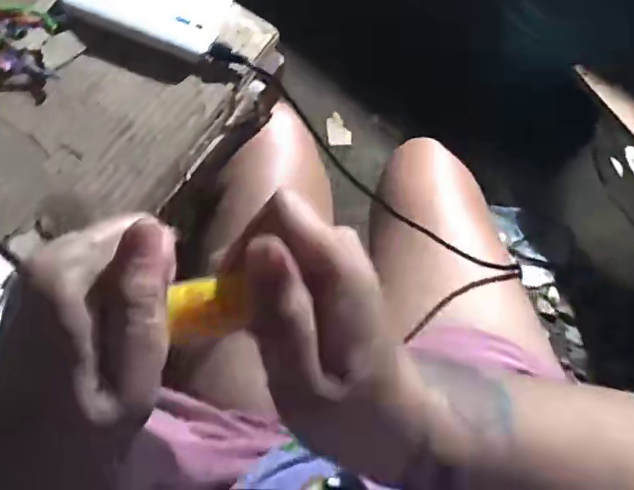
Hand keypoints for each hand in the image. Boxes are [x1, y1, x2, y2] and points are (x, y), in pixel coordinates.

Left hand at [0, 215, 175, 485]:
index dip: (158, 270)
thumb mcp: (131, 383)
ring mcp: (29, 268)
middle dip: (136, 277)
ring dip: (116, 287)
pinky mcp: (25, 284)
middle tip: (131, 336)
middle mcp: (42, 254)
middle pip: (118, 235)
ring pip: (102, 250)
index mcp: (66, 271)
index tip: (153, 316)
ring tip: (109, 340)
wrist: (8, 475)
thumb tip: (154, 227)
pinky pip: (81, 267)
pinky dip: (94, 294)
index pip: (141, 225)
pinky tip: (87, 338)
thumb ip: (143, 304)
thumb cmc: (79, 436)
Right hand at [227, 189, 438, 483]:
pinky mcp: (339, 266)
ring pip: (282, 234)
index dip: (248, 239)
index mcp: (337, 265)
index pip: (281, 206)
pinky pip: (293, 251)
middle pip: (279, 218)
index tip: (231, 289)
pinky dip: (273, 279)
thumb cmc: (353, 417)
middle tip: (237, 315)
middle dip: (248, 258)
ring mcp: (344, 253)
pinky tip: (271, 319)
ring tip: (252, 323)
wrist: (402, 427)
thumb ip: (281, 315)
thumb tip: (258, 246)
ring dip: (258, 272)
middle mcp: (343, 244)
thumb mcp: (304, 387)